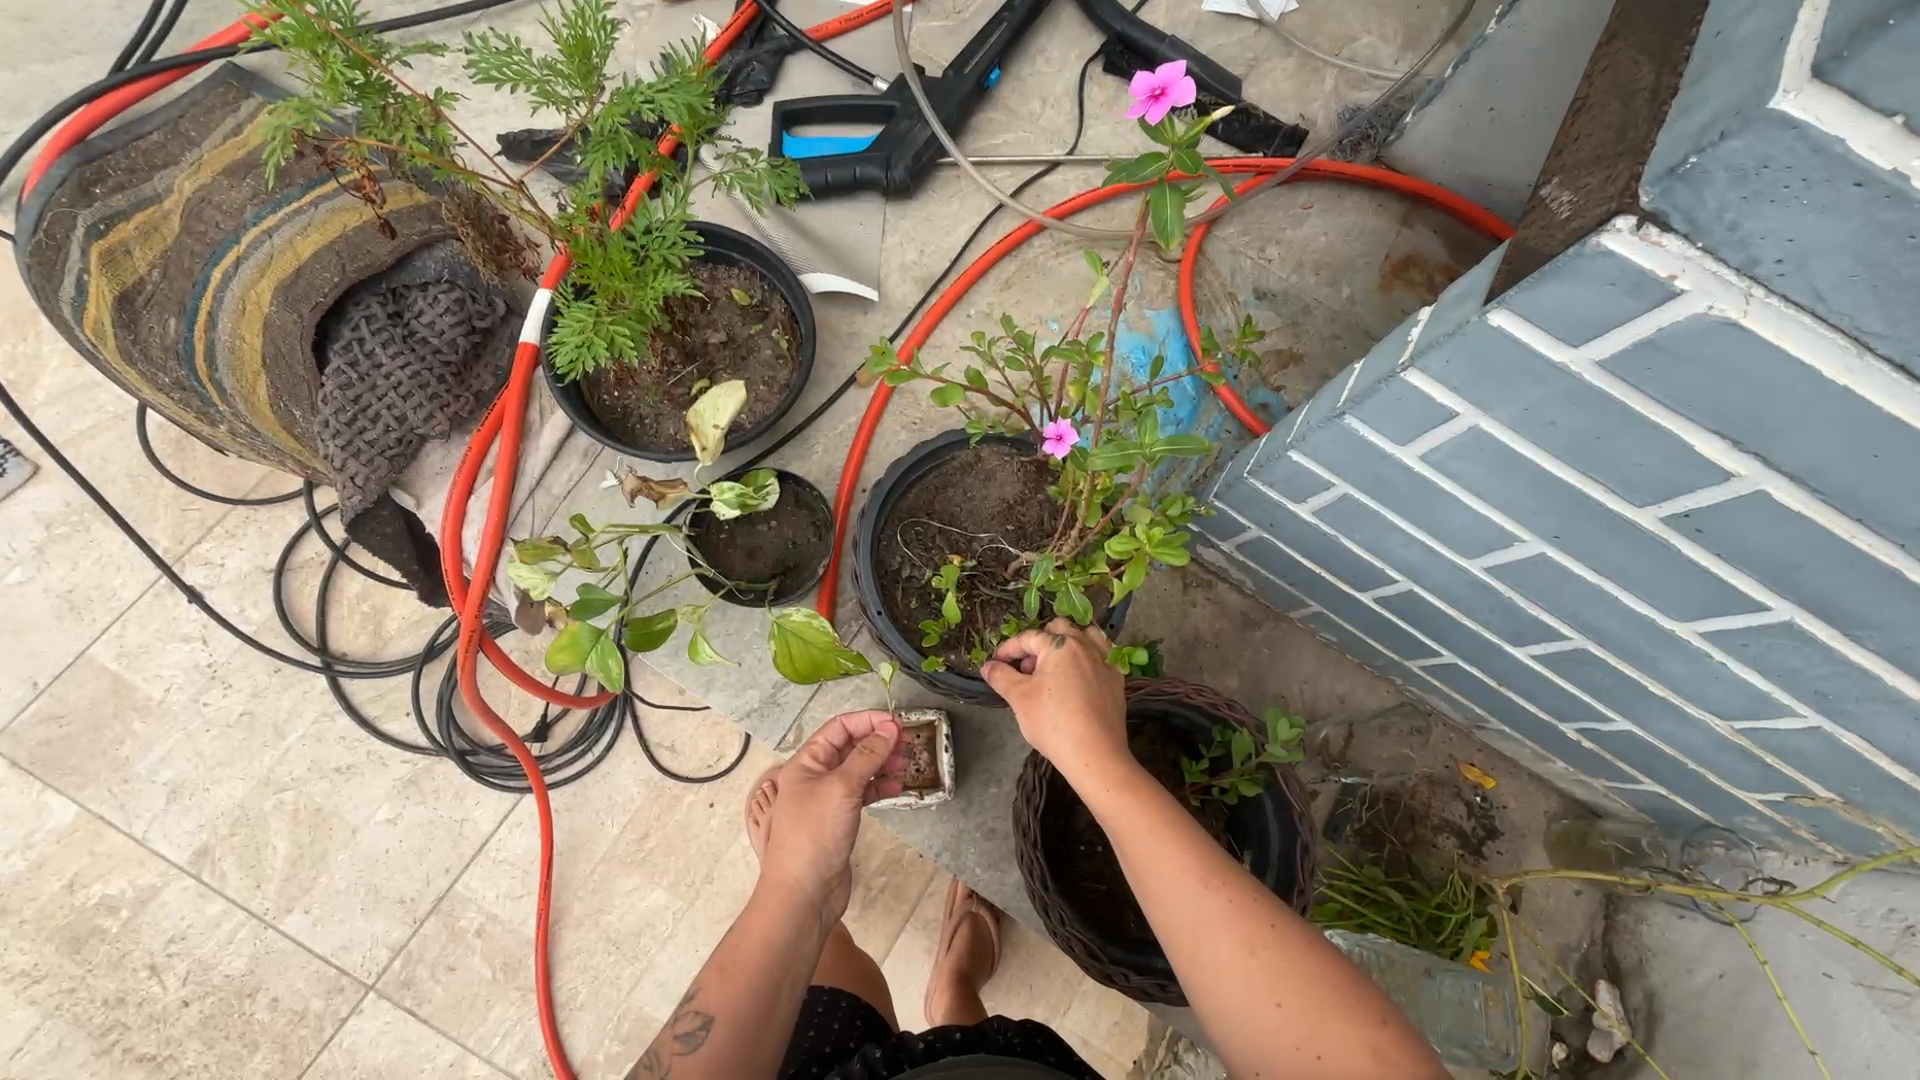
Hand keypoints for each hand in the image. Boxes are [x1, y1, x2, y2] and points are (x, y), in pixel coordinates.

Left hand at [760, 710, 906, 927]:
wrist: (803, 893)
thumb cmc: (814, 835)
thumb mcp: (842, 787)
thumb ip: (867, 755)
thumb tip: (888, 729)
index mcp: (806, 761)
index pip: (840, 727)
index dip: (868, 721)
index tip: (897, 724)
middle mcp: (815, 776)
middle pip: (850, 747)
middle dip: (878, 741)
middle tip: (907, 744)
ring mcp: (827, 799)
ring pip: (859, 770)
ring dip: (882, 763)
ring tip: (906, 764)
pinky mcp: (839, 819)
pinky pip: (862, 794)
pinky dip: (879, 787)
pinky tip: (896, 788)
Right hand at [979, 618, 1131, 785]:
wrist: (1095, 754)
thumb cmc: (1053, 723)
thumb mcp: (1019, 698)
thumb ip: (1001, 677)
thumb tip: (988, 666)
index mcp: (1060, 645)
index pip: (1028, 638)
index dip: (1009, 649)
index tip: (997, 663)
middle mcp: (1085, 645)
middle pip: (1059, 629)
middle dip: (1039, 643)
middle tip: (1027, 668)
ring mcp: (1105, 661)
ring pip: (1086, 636)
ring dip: (1067, 644)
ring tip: (1055, 667)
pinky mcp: (1117, 679)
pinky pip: (1102, 656)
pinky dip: (1088, 658)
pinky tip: (1079, 677)